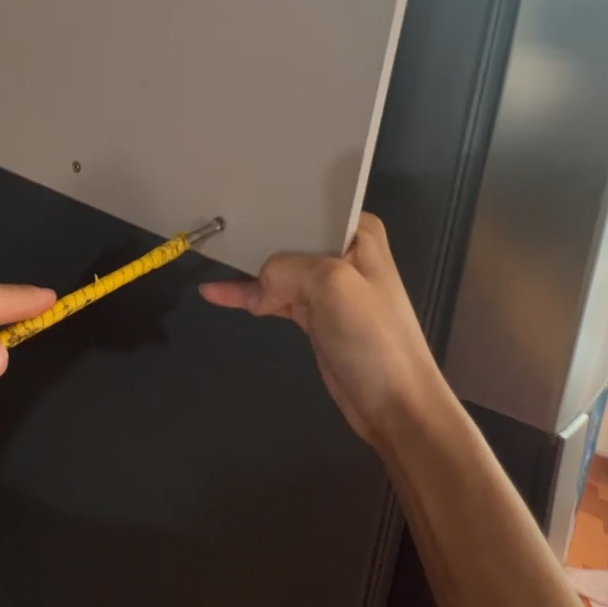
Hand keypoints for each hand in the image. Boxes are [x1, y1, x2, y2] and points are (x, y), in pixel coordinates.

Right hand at [199, 213, 436, 444]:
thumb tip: (259, 285)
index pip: (307, 208)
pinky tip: (217, 293)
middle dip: (256, 235)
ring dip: (246, 269)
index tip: (238, 200)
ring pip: (278, 268)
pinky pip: (273, 296)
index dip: (274, 206)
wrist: (396, 406)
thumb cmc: (373, 335)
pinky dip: (247, 294)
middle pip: (289, 236)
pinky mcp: (314, 314)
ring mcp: (328, 286)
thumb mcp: (331, 283)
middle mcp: (344, 252)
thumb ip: (286, 269)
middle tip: (216, 226)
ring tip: (211, 258)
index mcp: (357, 232)